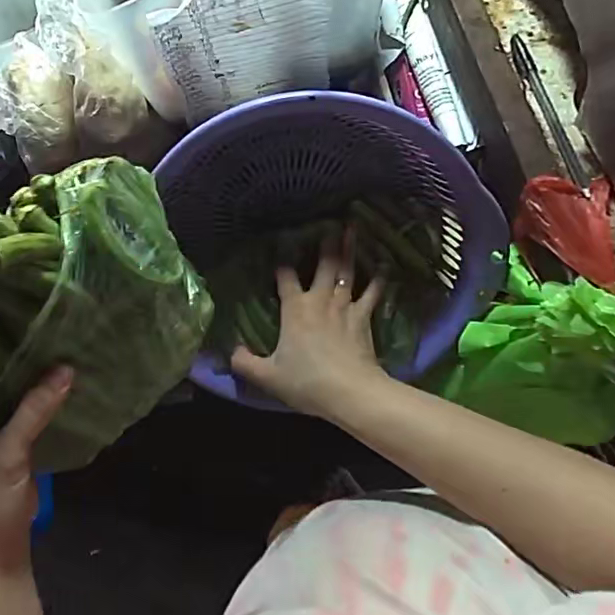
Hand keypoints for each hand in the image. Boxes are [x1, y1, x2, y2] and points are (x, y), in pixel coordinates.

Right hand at [231, 229, 387, 419]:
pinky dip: (378, 279)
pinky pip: (373, 293)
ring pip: (347, 272)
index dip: (281, 263)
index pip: (285, 278)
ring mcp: (345, 307)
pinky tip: (384, 266)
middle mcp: (319, 300)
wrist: (350, 392)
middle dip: (325, 243)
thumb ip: (244, 362)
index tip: (280, 247)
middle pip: (322, 265)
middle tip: (330, 222)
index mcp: (294, 309)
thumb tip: (230, 351)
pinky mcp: (364, 318)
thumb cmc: (306, 382)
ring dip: (349, 250)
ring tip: (352, 229)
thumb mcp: (267, 376)